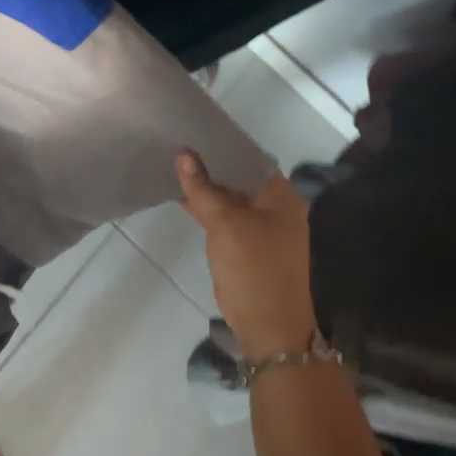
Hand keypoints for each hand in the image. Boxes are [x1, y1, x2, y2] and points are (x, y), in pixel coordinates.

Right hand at [176, 149, 318, 356]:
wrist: (267, 324)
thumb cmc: (254, 267)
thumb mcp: (224, 223)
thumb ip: (202, 188)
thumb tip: (183, 154)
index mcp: (281, 197)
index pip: (251, 159)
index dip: (224, 145)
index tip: (194, 131)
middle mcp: (274, 207)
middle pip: (239, 177)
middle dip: (210, 165)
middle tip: (178, 143)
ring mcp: (260, 227)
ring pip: (228, 198)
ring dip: (205, 187)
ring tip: (173, 163)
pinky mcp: (244, 244)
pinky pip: (223, 217)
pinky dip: (204, 207)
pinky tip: (180, 195)